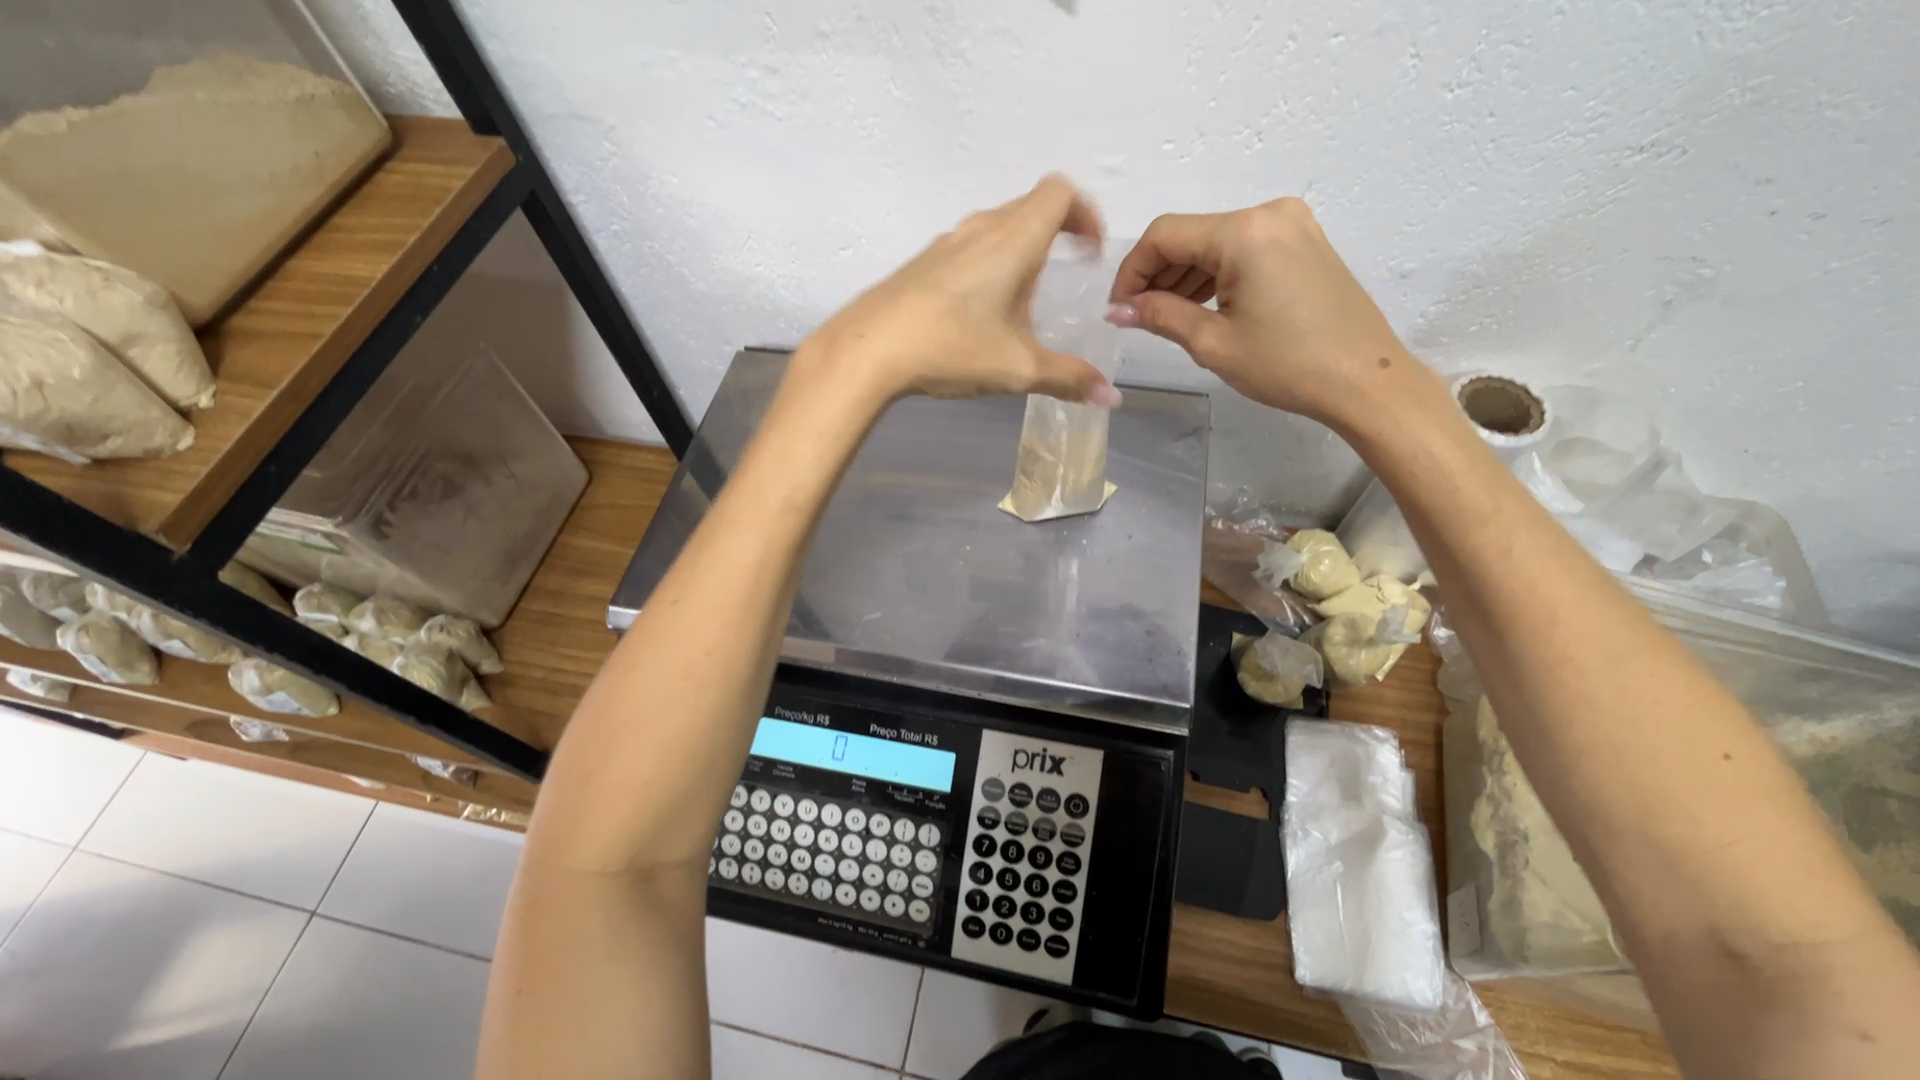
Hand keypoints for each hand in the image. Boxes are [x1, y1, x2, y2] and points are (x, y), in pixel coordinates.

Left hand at [796, 175, 1123, 406]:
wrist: (866, 351)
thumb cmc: (951, 348)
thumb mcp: (1018, 369)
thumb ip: (1068, 379)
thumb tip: (1111, 398)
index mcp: (1013, 240)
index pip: (1060, 192)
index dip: (1085, 213)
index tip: (1091, 253)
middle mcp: (980, 229)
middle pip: (1030, 206)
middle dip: (1058, 232)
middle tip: (1067, 275)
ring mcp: (946, 243)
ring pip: (997, 227)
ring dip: (1021, 248)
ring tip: (1025, 298)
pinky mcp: (921, 263)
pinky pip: (969, 248)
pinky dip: (990, 263)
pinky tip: (980, 313)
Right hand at [1107, 198, 1422, 429]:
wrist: (1366, 381)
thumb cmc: (1287, 364)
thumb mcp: (1213, 343)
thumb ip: (1160, 316)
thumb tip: (1119, 309)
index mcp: (1243, 232)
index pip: (1164, 235)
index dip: (1132, 270)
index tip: (1118, 309)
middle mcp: (1268, 214)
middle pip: (1191, 235)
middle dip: (1158, 274)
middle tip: (1137, 317)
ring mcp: (1292, 226)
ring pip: (1217, 243)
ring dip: (1186, 276)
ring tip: (1166, 317)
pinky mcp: (1305, 244)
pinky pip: (1245, 250)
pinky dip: (1217, 275)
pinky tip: (1202, 307)